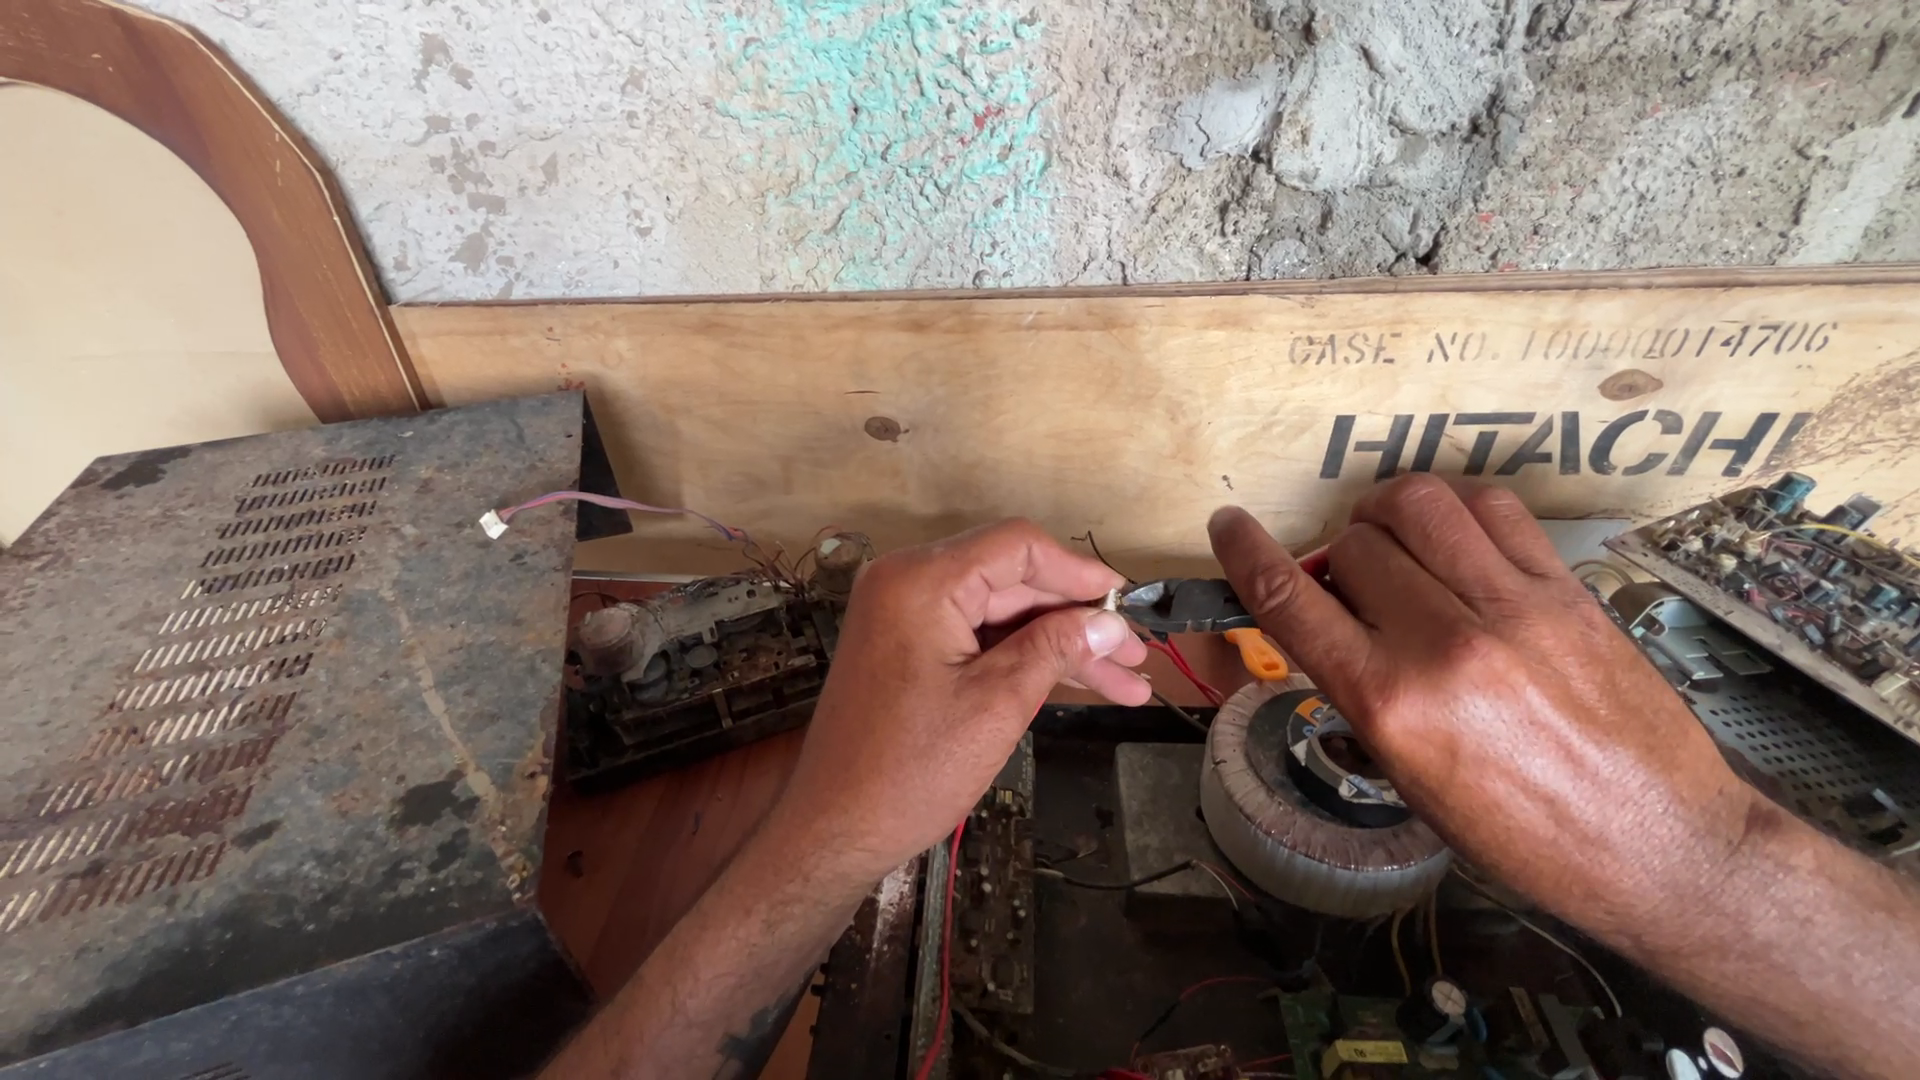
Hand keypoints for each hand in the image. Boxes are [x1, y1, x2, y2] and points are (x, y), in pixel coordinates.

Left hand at [767, 520, 1149, 884]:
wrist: (833, 828)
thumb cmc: (911, 770)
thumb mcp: (996, 704)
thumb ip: (1054, 648)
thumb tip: (1108, 623)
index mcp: (922, 580)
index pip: (1016, 546)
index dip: (1078, 573)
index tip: (1125, 603)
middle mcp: (908, 581)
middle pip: (1012, 580)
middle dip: (1077, 619)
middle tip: (1135, 656)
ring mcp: (906, 613)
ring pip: (1001, 613)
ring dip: (1059, 644)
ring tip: (1125, 681)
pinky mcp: (909, 645)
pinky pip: (977, 636)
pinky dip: (1022, 657)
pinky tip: (1077, 682)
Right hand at [1207, 475, 1756, 931]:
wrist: (1661, 848)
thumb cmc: (1513, 829)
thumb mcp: (1400, 770)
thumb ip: (1352, 682)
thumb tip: (1323, 616)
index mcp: (1388, 700)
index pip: (1289, 599)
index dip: (1244, 551)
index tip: (1227, 525)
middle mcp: (1442, 642)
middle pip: (1351, 545)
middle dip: (1334, 561)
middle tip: (1349, 589)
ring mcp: (1510, 608)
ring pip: (1415, 504)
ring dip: (1381, 514)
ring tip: (1388, 541)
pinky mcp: (1565, 590)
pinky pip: (1491, 508)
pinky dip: (1451, 509)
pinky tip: (1449, 538)